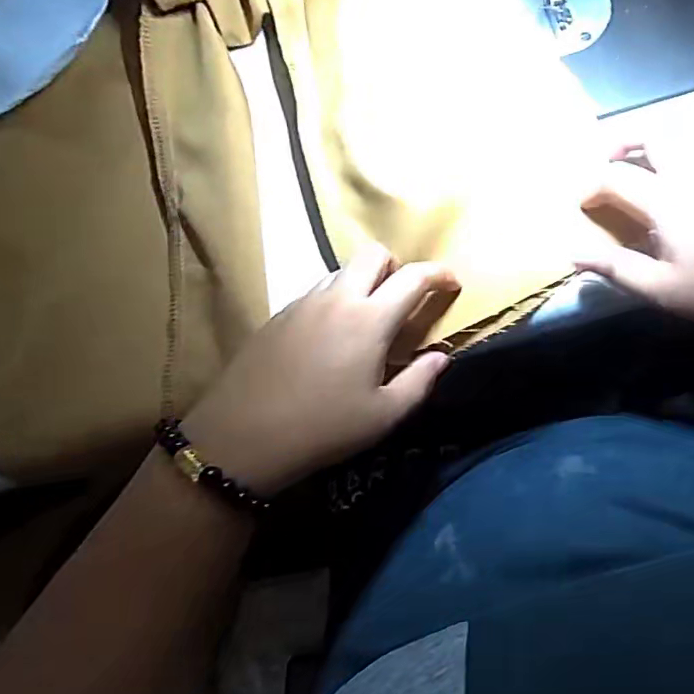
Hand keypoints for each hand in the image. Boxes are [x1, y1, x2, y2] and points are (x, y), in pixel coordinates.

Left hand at [181, 246, 458, 490]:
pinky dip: (337, 301)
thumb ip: (420, 380)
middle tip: (405, 300)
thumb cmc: (324, 428)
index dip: (439, 274)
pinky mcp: (278, 316)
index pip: (413, 277)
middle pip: (373, 254)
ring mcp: (303, 304)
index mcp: (370, 319)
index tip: (453, 284)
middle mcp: (337, 300)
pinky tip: (333, 339)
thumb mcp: (385, 415)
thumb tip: (441, 356)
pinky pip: (317, 292)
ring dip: (365, 283)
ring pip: (342, 271)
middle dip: (398, 267)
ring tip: (369, 322)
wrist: (241, 439)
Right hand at [576, 140, 693, 339]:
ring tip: (665, 157)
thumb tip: (575, 255)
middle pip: (656, 137)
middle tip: (613, 161)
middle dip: (626, 143)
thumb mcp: (662, 289)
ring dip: (676, 139)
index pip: (616, 179)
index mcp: (668, 200)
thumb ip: (617, 269)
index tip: (583, 204)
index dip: (592, 188)